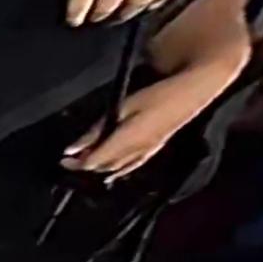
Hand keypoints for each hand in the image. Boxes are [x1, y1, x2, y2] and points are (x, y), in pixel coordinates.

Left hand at [61, 71, 213, 178]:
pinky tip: (110, 175)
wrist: (199, 86)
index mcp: (125, 141)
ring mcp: (149, 149)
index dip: (74, 164)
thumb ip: (94, 132)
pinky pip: (134, 165)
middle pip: (100, 166)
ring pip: (115, 167)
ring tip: (91, 155)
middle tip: (76, 154)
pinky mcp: (158, 146)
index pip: (91, 162)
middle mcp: (136, 149)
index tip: (63, 159)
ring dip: (99, 165)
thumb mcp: (121, 108)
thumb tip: (69, 150)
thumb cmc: (158, 93)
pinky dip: (119, 171)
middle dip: (84, 163)